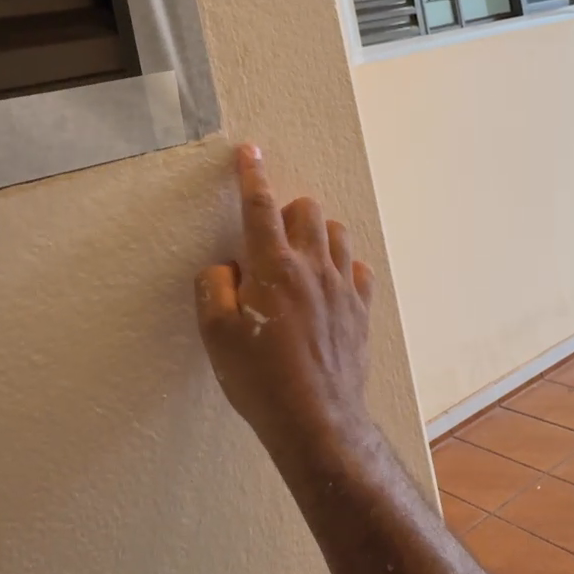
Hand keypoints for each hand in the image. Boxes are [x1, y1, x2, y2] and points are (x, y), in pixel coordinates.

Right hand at [196, 144, 376, 464]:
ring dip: (316, 233)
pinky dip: (342, 265)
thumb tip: (223, 267)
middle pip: (307, 208)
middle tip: (269, 239)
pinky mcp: (360, 308)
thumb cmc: (261, 380)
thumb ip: (213, 288)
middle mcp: (312, 266)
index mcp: (273, 267)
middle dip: (287, 210)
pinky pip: (358, 268)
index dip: (251, 174)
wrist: (317, 421)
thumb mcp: (215, 335)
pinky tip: (327, 284)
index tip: (249, 152)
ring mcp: (341, 286)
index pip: (260, 205)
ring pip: (337, 231)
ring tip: (299, 257)